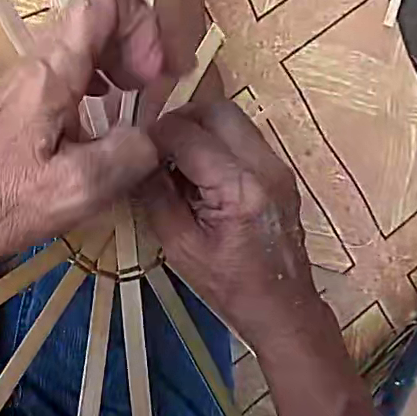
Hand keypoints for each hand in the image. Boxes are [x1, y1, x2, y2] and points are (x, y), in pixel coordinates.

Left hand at [0, 0, 175, 266]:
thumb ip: (129, 154)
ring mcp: (27, 84)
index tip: (153, 75)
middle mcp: (37, 66)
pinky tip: (105, 123)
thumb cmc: (1, 206)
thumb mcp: (77, 188)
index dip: (142, 23)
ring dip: (121, 65)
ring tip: (136, 105)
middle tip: (152, 91)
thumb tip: (157, 137)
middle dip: (138, 45)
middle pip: (98, 17)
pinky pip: (71, 75)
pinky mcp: (22, 107)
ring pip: (85, 46)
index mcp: (52, 73)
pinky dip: (100, 86)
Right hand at [138, 100, 329, 348]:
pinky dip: (217, 143)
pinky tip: (200, 174)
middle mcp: (264, 165)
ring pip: (233, 118)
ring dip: (199, 129)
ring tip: (175, 161)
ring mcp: (278, 165)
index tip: (135, 149)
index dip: (155, 135)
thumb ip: (157, 197)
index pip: (187, 134)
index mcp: (238, 188)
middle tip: (156, 147)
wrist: (281, 306)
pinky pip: (244, 138)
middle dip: (180, 120)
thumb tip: (138, 162)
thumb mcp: (180, 246)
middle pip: (216, 109)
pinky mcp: (280, 171)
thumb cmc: (228, 286)